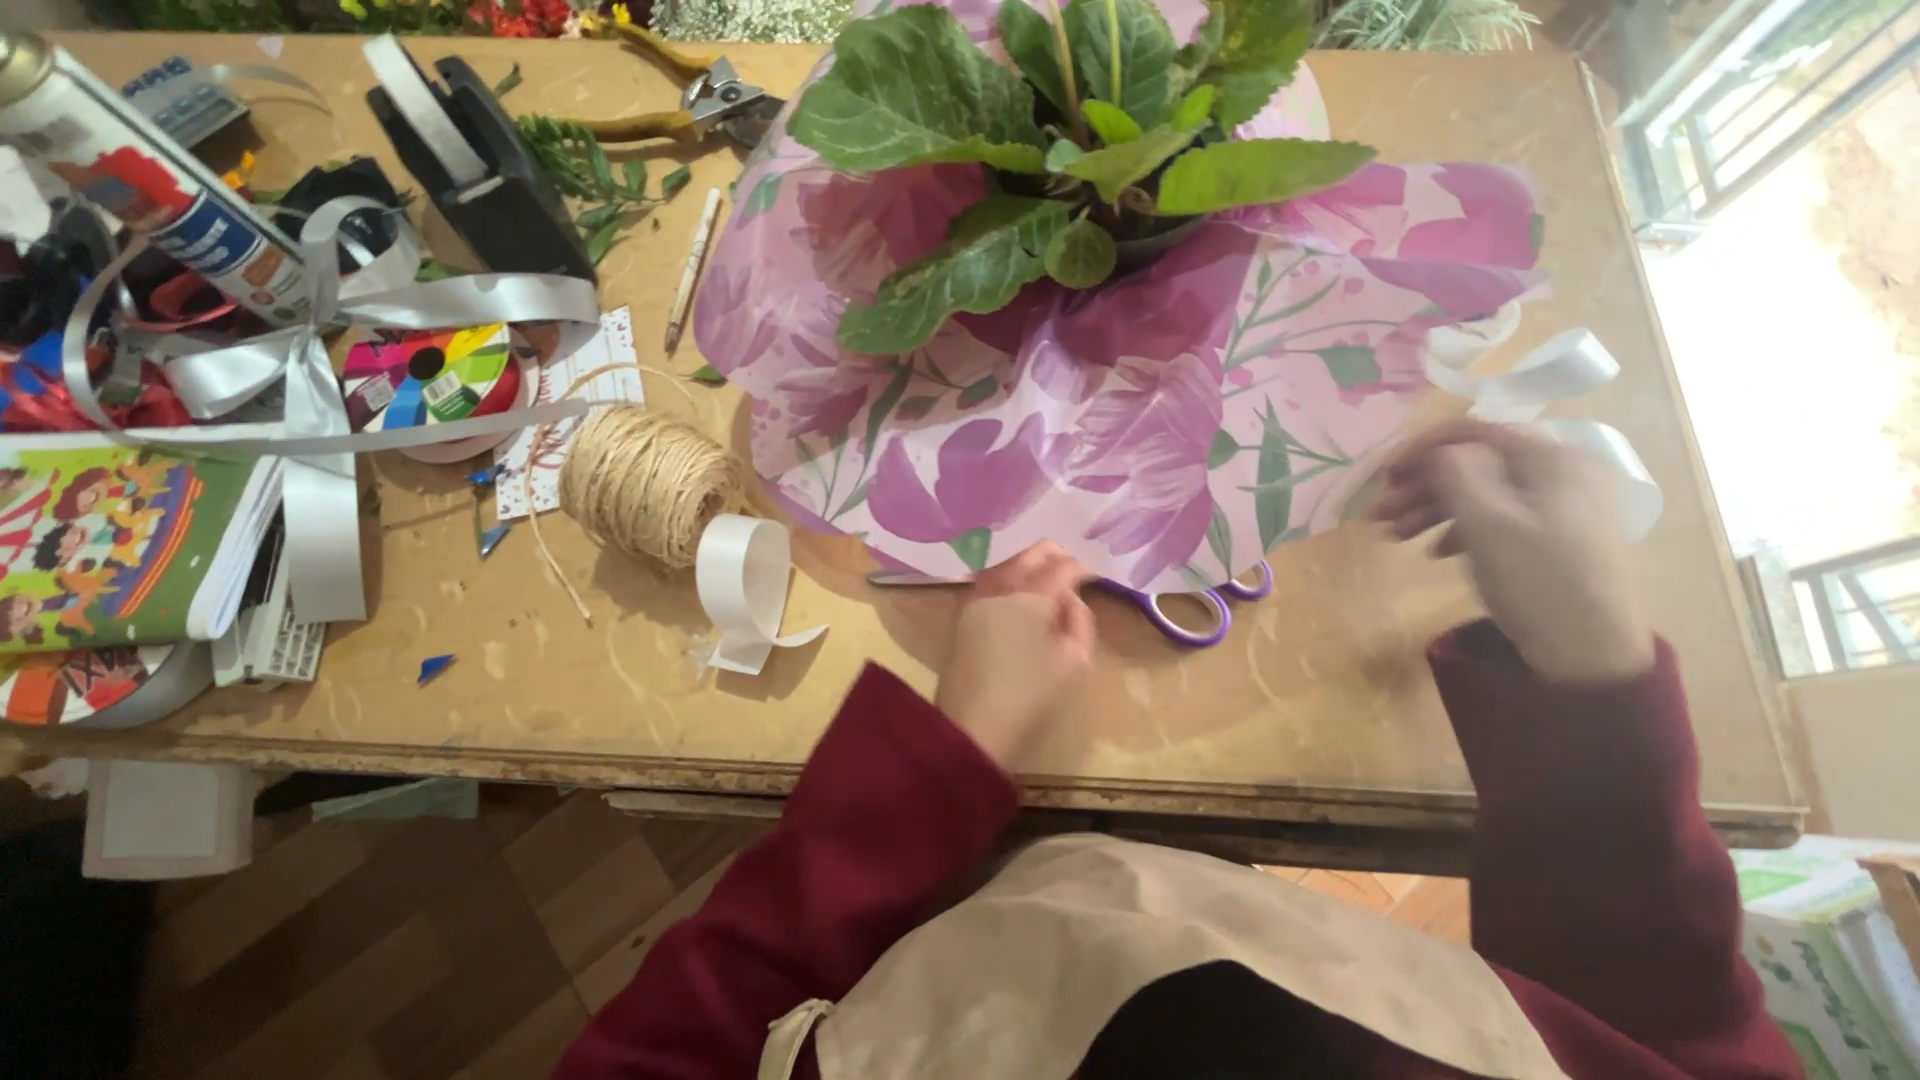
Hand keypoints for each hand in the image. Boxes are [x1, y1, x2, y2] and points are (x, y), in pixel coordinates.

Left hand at [935, 542, 1096, 770]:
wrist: (972, 727)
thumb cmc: (1032, 696)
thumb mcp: (1076, 661)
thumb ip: (1080, 621)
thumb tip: (1070, 600)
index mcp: (1031, 594)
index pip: (1061, 565)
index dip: (1080, 567)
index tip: (1092, 576)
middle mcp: (999, 586)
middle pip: (1029, 555)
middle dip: (1053, 557)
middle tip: (1071, 572)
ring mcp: (975, 599)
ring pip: (1005, 564)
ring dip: (1028, 565)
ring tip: (1046, 583)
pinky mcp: (960, 616)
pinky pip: (988, 582)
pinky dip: (1008, 579)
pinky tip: (1018, 596)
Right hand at [1373, 419, 1653, 684]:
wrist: (1591, 650)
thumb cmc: (1537, 580)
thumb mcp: (1486, 523)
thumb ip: (1455, 474)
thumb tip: (1435, 451)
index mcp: (1549, 458)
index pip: (1473, 432)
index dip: (1421, 448)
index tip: (1384, 477)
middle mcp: (1558, 471)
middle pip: (1474, 463)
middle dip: (1420, 486)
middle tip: (1379, 515)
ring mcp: (1559, 503)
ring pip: (1481, 491)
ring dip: (1432, 509)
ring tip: (1396, 538)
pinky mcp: (1554, 533)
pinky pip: (1497, 516)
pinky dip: (1460, 528)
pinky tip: (1435, 553)